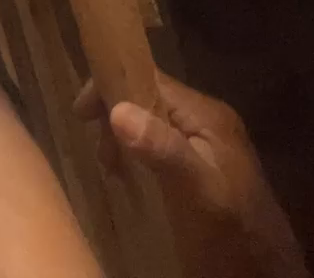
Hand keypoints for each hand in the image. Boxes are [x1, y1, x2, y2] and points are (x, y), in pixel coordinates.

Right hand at [76, 73, 308, 277]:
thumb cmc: (232, 235)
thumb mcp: (196, 192)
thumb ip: (163, 149)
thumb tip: (118, 109)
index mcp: (206, 115)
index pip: (147, 78)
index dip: (110, 88)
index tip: (81, 114)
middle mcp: (207, 120)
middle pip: (145, 98)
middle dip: (114, 118)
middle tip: (101, 155)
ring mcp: (206, 144)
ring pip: (149, 121)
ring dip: (122, 138)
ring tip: (112, 169)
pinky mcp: (202, 167)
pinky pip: (158, 144)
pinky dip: (136, 154)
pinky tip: (131, 178)